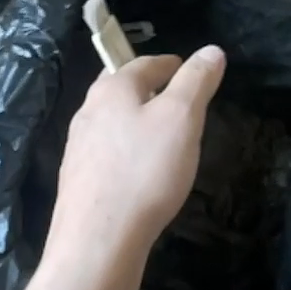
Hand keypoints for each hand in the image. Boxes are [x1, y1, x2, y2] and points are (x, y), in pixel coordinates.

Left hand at [46, 47, 226, 265]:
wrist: (97, 240)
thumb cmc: (144, 171)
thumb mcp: (181, 119)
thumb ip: (196, 82)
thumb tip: (212, 50)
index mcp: (112, 88)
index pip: (145, 63)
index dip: (172, 64)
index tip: (190, 71)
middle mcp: (88, 110)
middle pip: (123, 89)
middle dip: (150, 90)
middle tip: (178, 101)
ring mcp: (79, 145)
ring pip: (113, 121)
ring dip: (137, 120)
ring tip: (164, 135)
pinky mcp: (79, 178)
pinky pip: (108, 152)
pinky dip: (127, 150)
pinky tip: (141, 172)